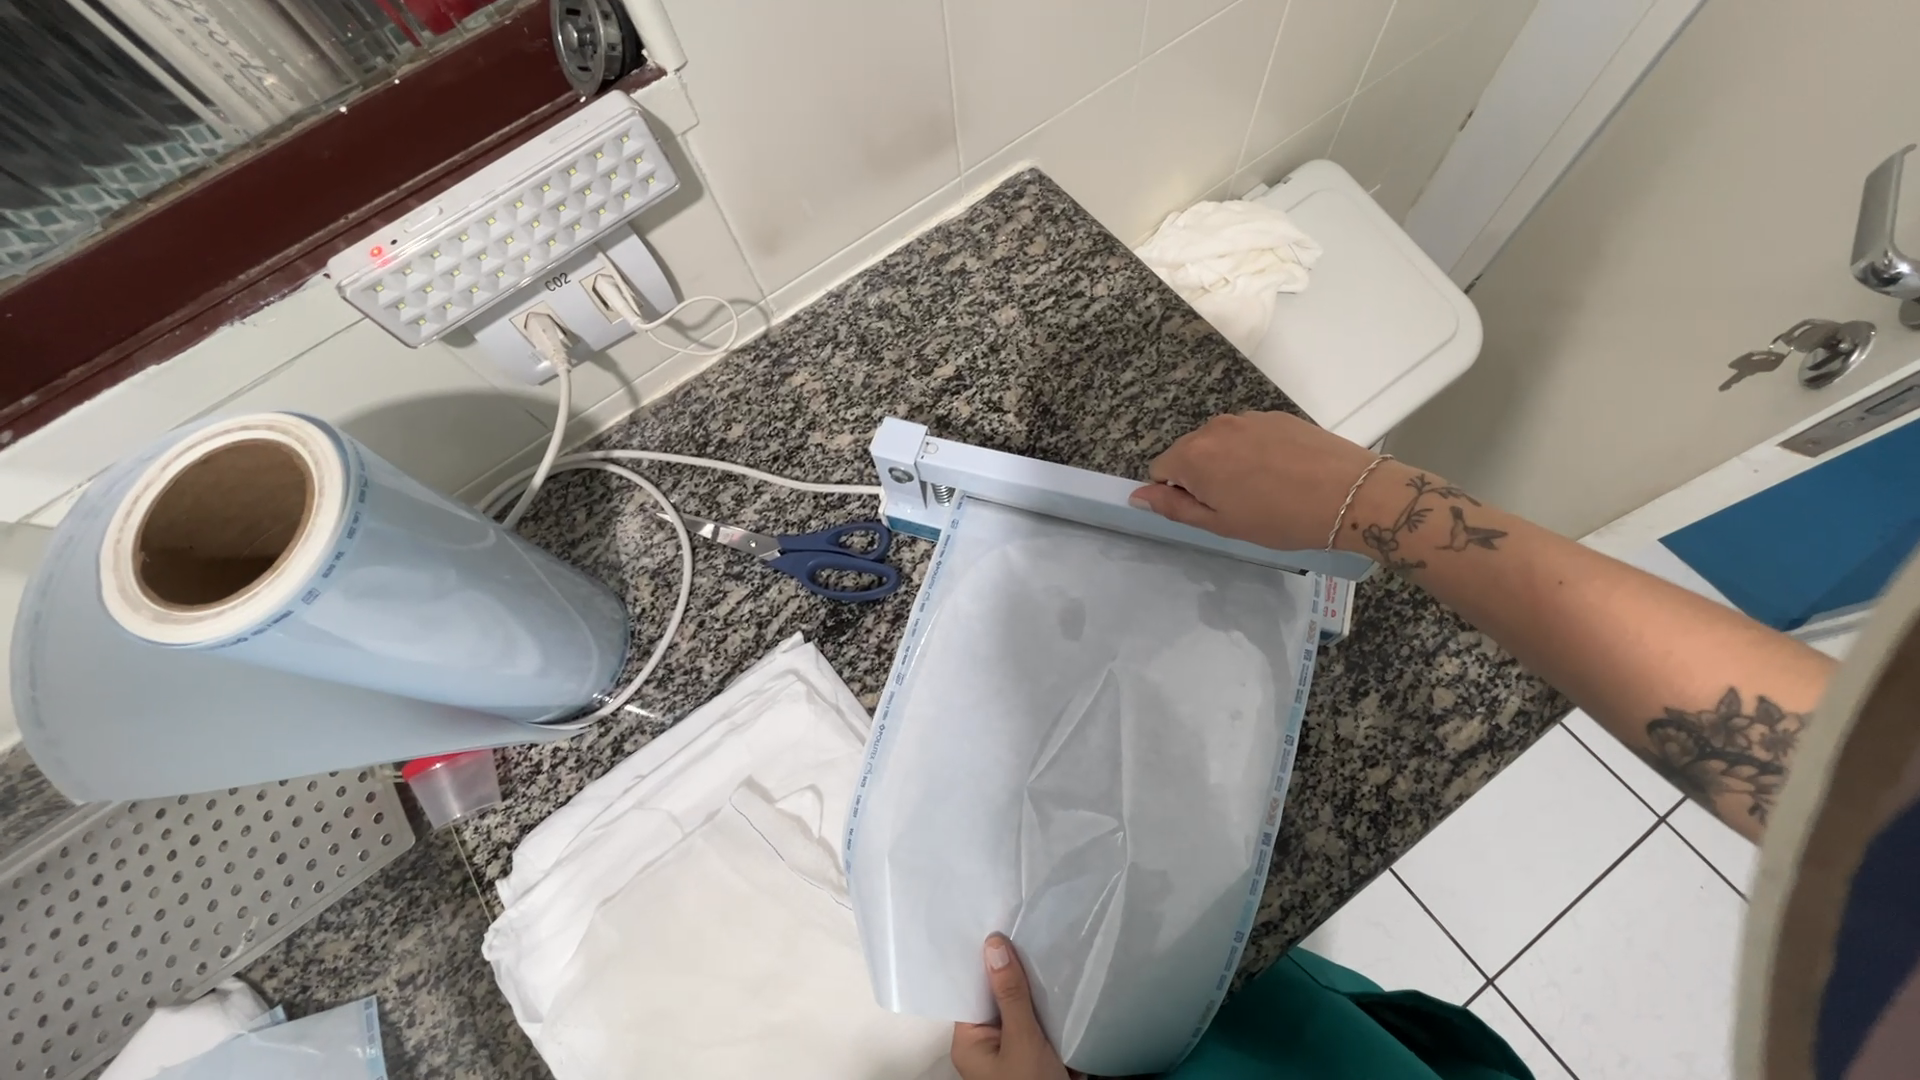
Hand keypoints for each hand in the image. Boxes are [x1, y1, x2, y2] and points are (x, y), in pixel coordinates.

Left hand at [950, 934, 1079, 1079]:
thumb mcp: (1021, 1041)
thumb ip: (1011, 993)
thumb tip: (994, 942)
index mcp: (969, 1041)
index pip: (974, 987)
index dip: (988, 958)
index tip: (1003, 925)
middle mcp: (986, 1044)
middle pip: (1000, 996)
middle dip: (1018, 971)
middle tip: (1032, 930)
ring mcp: (1012, 1052)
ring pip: (1023, 1009)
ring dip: (1038, 991)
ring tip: (1049, 948)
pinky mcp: (1036, 1059)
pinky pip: (1041, 1025)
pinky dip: (1052, 1010)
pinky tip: (1064, 982)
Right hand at [1129, 411, 1404, 555]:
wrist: (1349, 494)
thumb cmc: (1279, 518)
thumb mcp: (1220, 524)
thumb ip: (1173, 506)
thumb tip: (1138, 494)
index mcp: (1193, 456)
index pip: (1159, 470)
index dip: (1175, 494)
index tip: (1205, 511)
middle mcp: (1214, 428)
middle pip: (1187, 452)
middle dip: (1199, 476)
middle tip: (1233, 505)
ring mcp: (1247, 418)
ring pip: (1218, 442)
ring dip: (1226, 463)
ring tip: (1261, 489)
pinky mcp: (1275, 415)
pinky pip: (1247, 434)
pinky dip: (1253, 451)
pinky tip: (1280, 473)